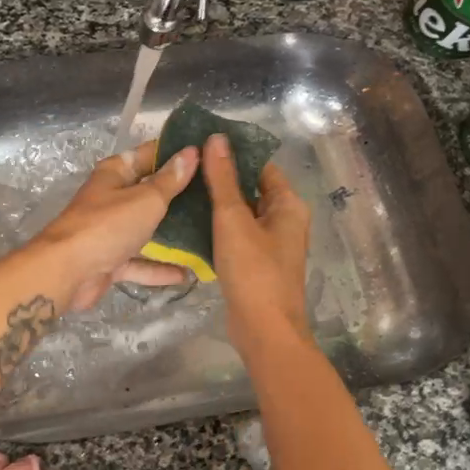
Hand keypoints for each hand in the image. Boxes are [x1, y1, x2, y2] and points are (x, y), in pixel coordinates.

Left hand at [31, 140, 198, 311]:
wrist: (67, 272)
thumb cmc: (108, 225)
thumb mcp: (146, 199)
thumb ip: (170, 180)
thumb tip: (191, 152)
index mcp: (116, 174)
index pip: (150, 154)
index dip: (177, 153)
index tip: (208, 154)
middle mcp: (112, 198)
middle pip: (150, 192)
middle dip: (180, 195)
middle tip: (217, 196)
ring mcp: (111, 231)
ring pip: (147, 229)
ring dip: (173, 233)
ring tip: (208, 233)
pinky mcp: (111, 260)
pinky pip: (141, 261)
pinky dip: (161, 267)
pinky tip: (189, 272)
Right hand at [201, 133, 311, 351]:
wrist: (264, 331)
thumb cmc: (254, 271)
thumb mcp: (233, 220)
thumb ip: (223, 179)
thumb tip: (216, 138)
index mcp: (288, 205)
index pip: (261, 166)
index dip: (234, 153)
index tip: (201, 143)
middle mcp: (283, 220)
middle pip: (250, 188)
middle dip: (221, 177)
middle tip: (184, 165)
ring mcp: (270, 244)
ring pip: (240, 213)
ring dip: (215, 202)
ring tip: (181, 188)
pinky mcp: (254, 262)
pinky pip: (235, 234)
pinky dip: (215, 226)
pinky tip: (187, 221)